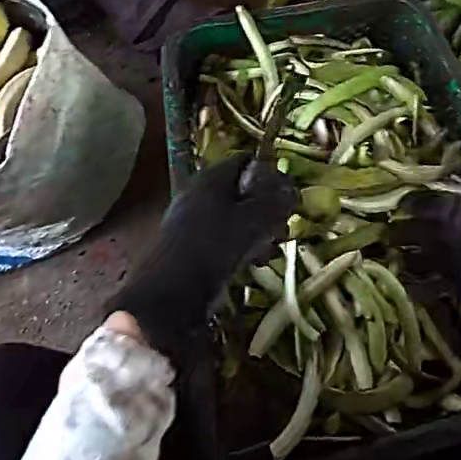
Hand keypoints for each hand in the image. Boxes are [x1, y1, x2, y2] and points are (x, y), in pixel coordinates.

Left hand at [109, 154, 294, 358]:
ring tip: (271, 250)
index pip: (244, 161)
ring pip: (233, 217)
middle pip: (240, 191)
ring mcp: (190, 222)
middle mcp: (197, 195)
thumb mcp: (251, 222)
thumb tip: (292, 188)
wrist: (168, 298)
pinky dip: (240, 247)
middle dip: (266, 207)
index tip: (289, 193)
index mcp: (210, 180)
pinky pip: (222, 239)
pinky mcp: (188, 249)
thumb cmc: (211, 249)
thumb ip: (274, 202)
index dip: (270, 172)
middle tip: (283, 226)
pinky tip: (252, 264)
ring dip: (256, 230)